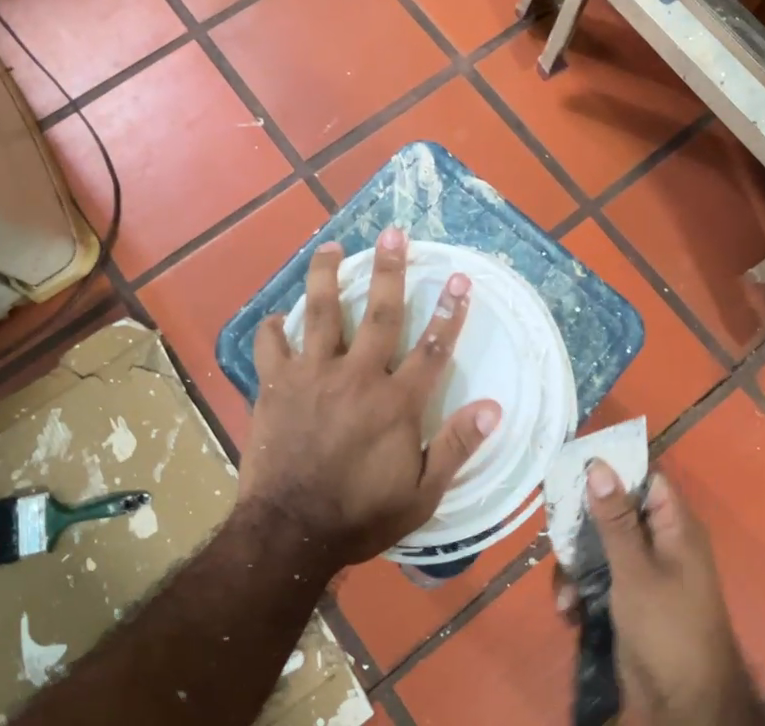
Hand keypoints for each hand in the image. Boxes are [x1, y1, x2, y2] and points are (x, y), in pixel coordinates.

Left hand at [238, 228, 502, 569]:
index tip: (460, 278)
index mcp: (396, 402)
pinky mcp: (275, 385)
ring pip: (320, 312)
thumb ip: (457, 447)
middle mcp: (357, 376)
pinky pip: (270, 345)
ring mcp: (312, 375)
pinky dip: (272, 327)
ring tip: (331, 247)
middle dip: (390, 270)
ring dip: (326, 275)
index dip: (450, 312)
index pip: (432, 348)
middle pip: (379, 312)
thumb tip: (494, 408)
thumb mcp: (422, 494)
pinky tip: (277, 316)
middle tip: (394, 232)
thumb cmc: (361, 516)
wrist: (291, 532)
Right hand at [560, 461, 764, 725]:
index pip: (643, 476)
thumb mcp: (636, 570)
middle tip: (556, 536)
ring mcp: (642, 571)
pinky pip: (595, 577)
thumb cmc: (667, 628)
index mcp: (674, 526)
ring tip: (565, 594)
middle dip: (581, 526)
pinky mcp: (627, 598)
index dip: (609, 467)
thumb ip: (615, 519)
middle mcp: (659, 541)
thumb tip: (598, 464)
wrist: (683, 704)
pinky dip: (580, 591)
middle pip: (612, 510)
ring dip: (574, 567)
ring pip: (597, 545)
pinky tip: (569, 612)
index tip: (569, 466)